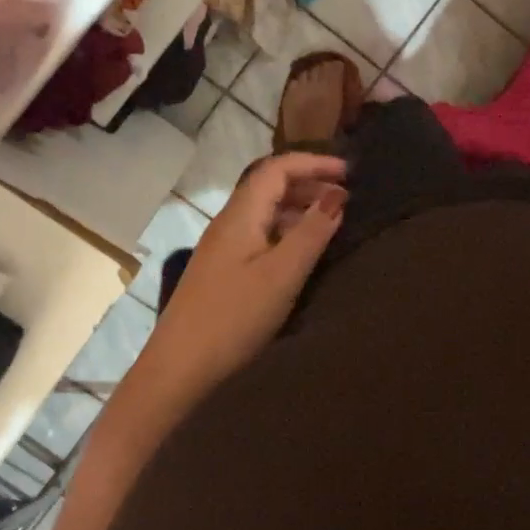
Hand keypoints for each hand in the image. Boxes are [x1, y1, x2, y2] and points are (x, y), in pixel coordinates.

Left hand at [151, 154, 347, 388]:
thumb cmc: (234, 318)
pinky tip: (302, 252)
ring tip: (332, 222)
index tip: (350, 172)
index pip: (277, 168)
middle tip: (347, 197)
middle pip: (270, 186)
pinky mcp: (222, 271)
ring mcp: (222, 248)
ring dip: (299, 208)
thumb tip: (338, 194)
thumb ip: (312, 233)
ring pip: (265, 212)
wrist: (180, 367)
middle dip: (309, 183)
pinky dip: (286, 232)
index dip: (314, 163)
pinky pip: (260, 235)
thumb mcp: (282, 275)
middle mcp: (229, 223)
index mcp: (240, 215)